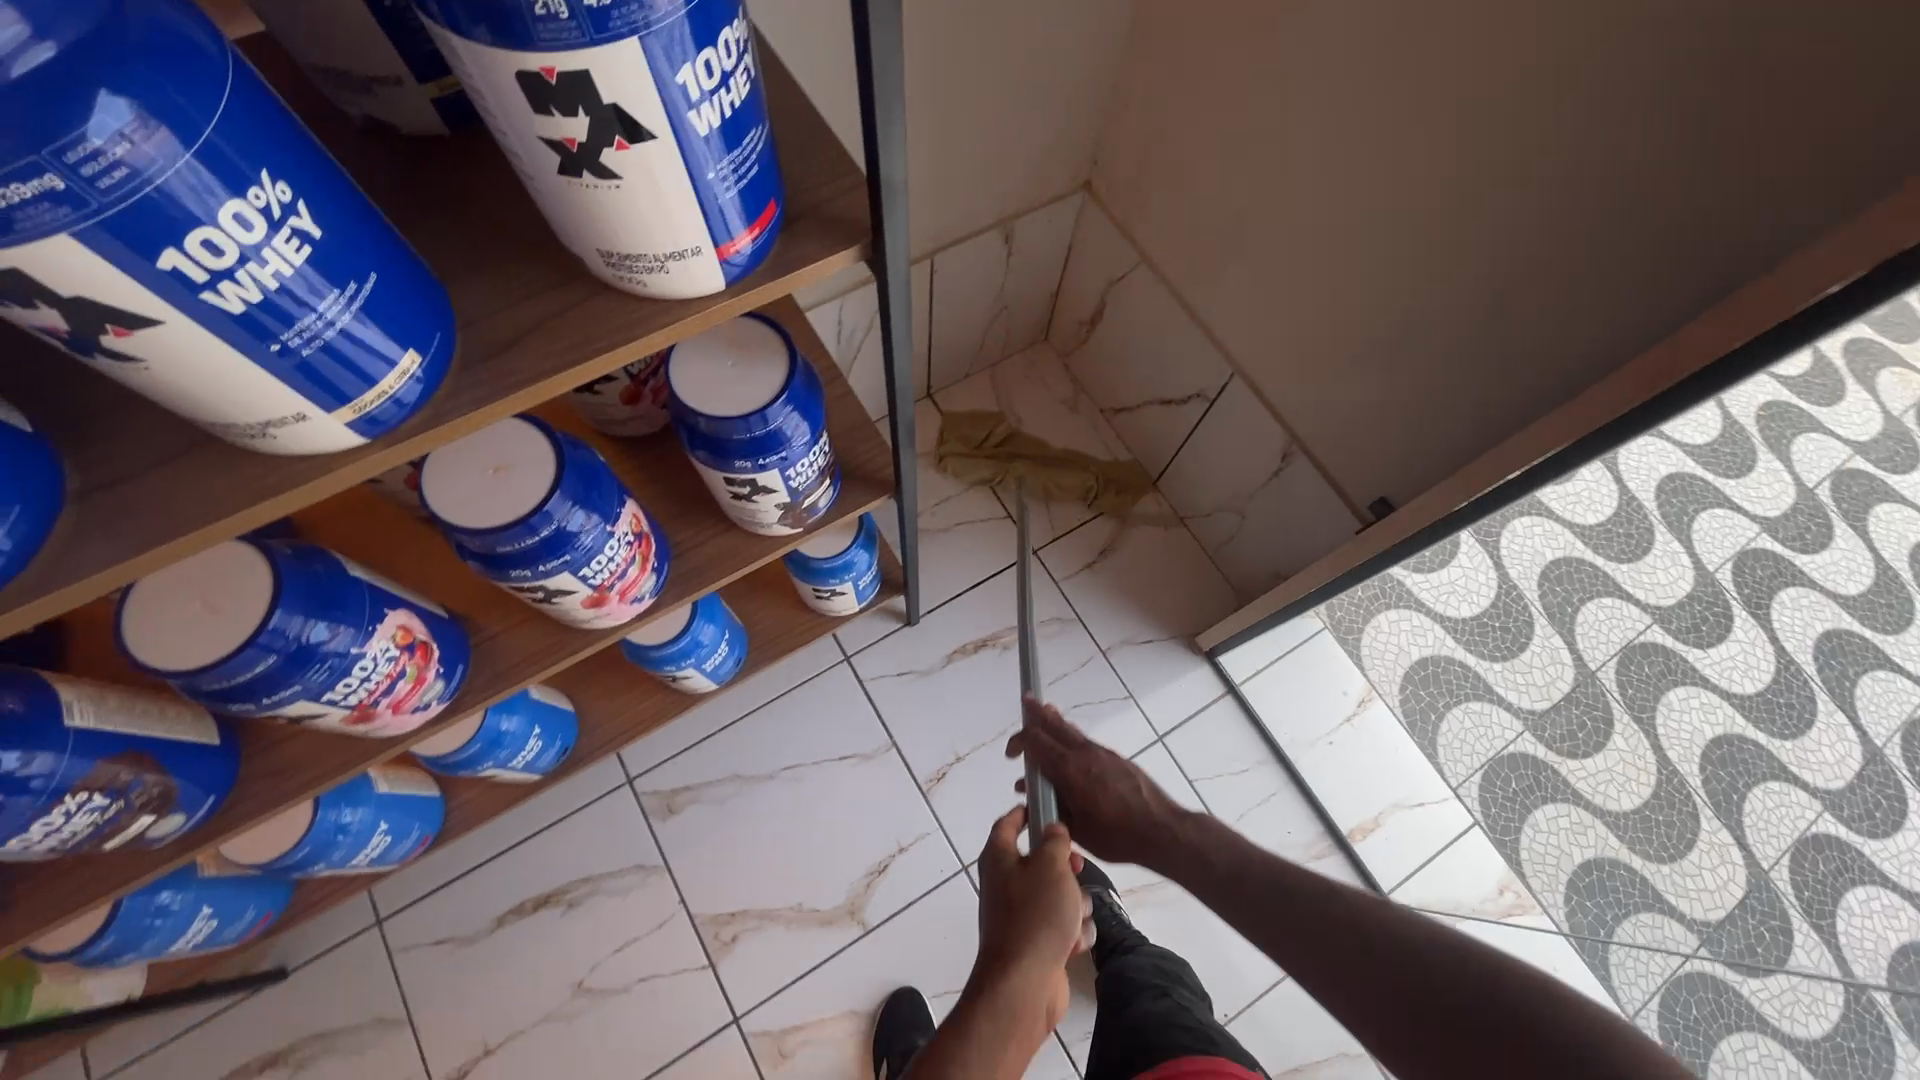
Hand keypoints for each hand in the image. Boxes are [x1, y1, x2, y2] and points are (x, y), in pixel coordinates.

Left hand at [972, 805, 1090, 1031]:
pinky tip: (1074, 944)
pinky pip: (1061, 926)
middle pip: (1040, 862)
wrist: (1024, 983)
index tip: (1047, 808)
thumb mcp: (1051, 866)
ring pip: (1057, 895)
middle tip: (1078, 869)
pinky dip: (1071, 933)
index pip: (1008, 823)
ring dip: (1074, 905)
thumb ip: (1055, 841)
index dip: (1026, 813)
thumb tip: (1052, 830)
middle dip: (1065, 868)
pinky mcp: (1035, 943)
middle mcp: (1005, 883)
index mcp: (999, 858)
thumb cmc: (1036, 915)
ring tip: (1075, 918)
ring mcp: (1019, 915)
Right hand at [1007, 697, 1192, 871]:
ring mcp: (1103, 754)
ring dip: (1056, 723)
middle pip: (1055, 724)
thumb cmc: (1117, 836)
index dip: (1018, 741)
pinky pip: (1087, 742)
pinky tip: (1071, 749)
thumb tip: (1032, 794)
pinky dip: (1072, 738)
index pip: (1035, 741)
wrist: (1163, 830)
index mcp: (1070, 769)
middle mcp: (1085, 753)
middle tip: (1026, 700)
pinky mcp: (1116, 759)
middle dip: (1037, 712)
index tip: (1011, 754)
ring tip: (1046, 712)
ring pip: (1073, 731)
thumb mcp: (1076, 829)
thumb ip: (1052, 806)